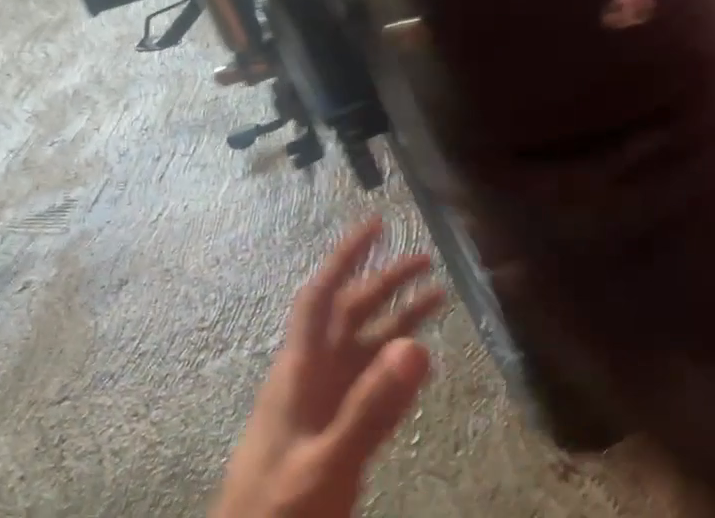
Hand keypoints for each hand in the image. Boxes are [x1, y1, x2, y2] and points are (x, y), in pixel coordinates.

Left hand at [211, 217, 447, 517]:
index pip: (321, 299)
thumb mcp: (326, 460)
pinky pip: (370, 384)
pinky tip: (419, 361)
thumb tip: (416, 346)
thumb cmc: (277, 508)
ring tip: (437, 297)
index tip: (375, 224)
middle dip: (384, 282)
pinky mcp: (336, 432)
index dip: (345, 258)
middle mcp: (312, 378)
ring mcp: (324, 406)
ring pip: (364, 347)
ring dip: (397, 320)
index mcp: (299, 373)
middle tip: (426, 258)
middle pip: (348, 315)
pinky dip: (395, 366)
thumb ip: (370, 408)